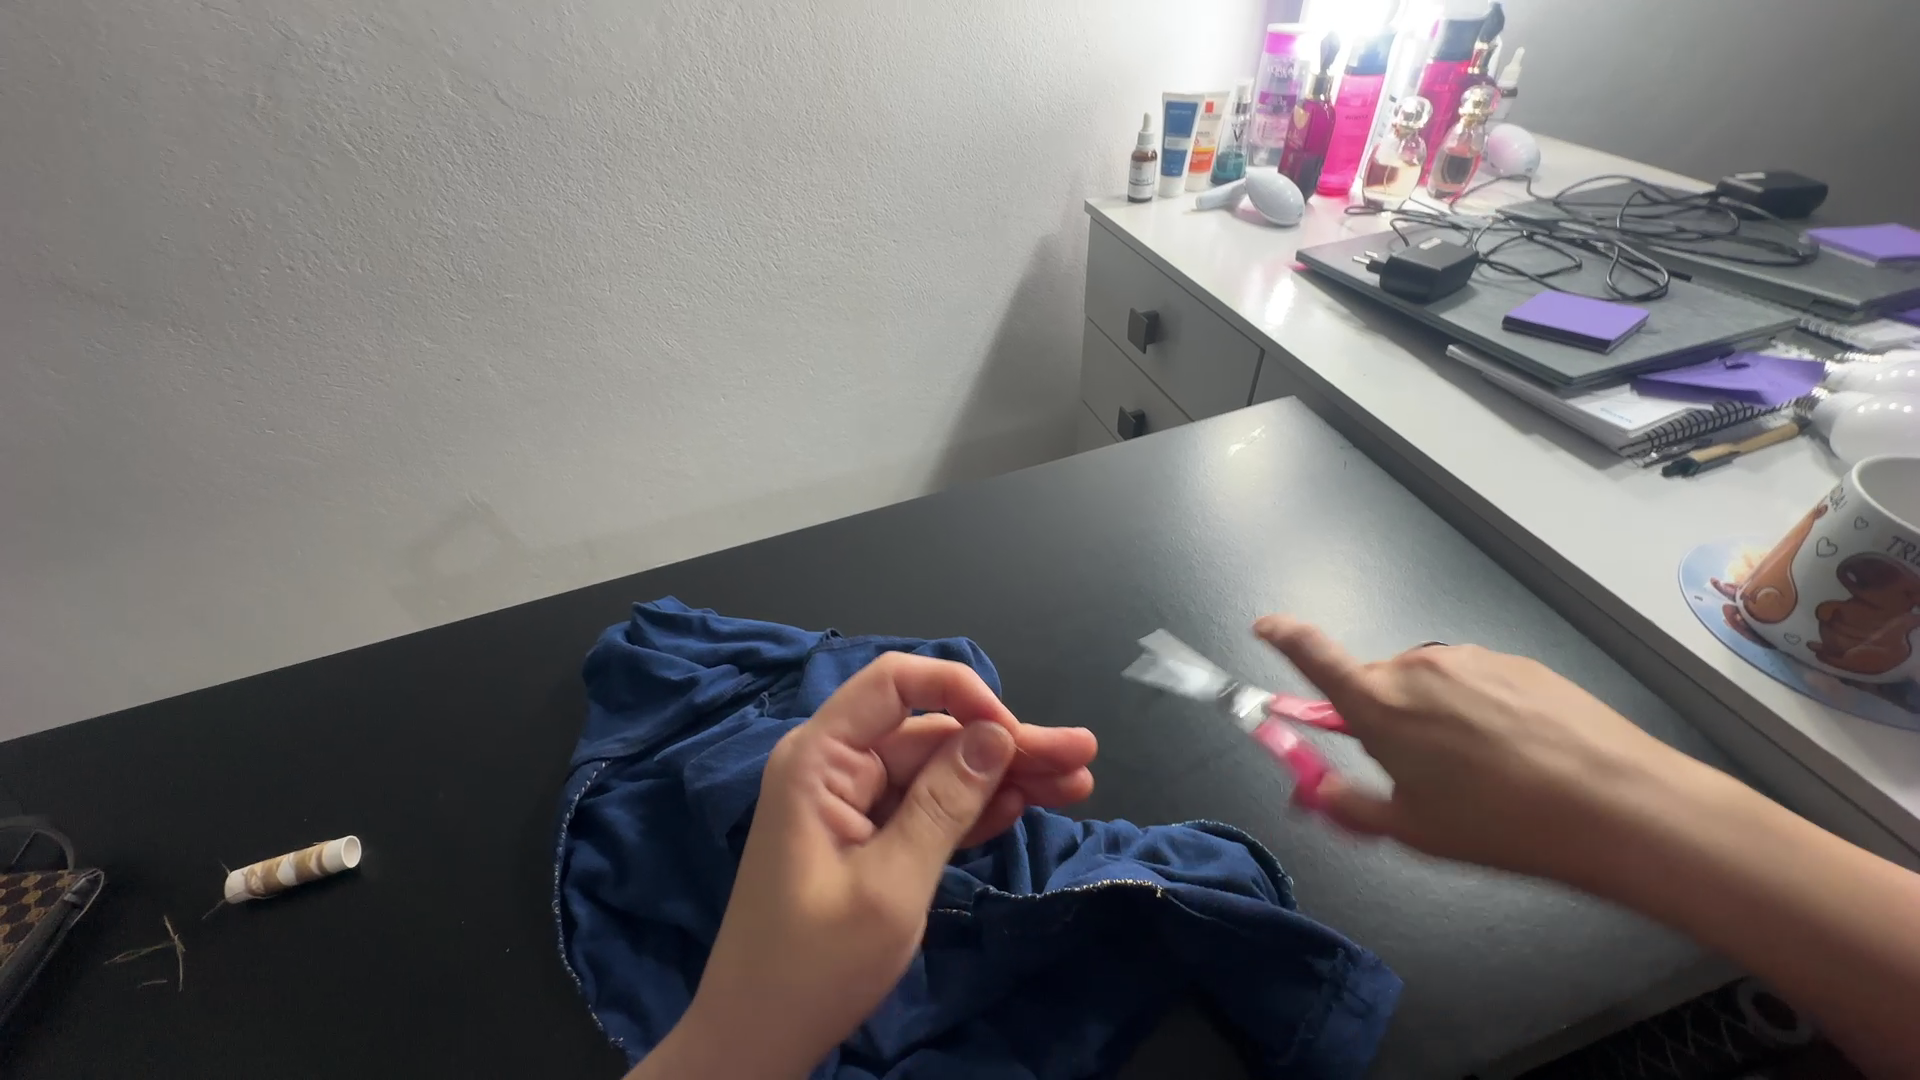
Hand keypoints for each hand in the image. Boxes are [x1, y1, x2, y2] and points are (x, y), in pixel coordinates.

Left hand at [658, 652, 1097, 1078]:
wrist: (758, 1040)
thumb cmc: (813, 966)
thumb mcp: (890, 885)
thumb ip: (944, 804)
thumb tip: (997, 735)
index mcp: (821, 757)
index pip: (895, 684)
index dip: (960, 692)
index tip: (1012, 734)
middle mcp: (838, 764)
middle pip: (932, 730)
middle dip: (1006, 743)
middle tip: (1082, 755)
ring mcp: (855, 799)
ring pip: (941, 767)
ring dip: (1005, 776)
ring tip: (1076, 782)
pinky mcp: (872, 832)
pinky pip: (931, 804)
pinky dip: (978, 807)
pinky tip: (1028, 805)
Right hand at [1254, 615, 1694, 880]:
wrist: (1622, 807)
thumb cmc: (1498, 823)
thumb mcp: (1410, 828)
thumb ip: (1347, 805)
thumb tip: (1313, 793)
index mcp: (1376, 703)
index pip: (1310, 652)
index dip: (1281, 634)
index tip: (1265, 626)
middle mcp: (1414, 667)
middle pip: (1374, 682)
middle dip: (1379, 714)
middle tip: (1414, 764)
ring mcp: (1468, 660)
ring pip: (1426, 684)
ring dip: (1431, 713)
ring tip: (1480, 766)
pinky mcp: (1516, 662)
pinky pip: (1473, 682)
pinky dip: (1476, 708)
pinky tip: (1517, 750)